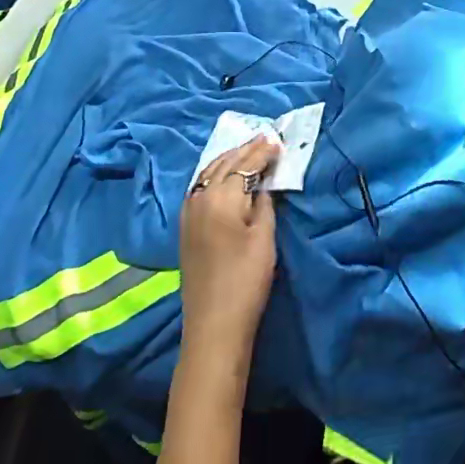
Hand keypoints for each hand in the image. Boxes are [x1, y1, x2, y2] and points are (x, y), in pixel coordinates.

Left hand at [180, 136, 280, 347]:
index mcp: (220, 197)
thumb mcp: (264, 237)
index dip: (263, 152)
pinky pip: (200, 186)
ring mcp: (188, 212)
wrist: (214, 325)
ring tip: (247, 150)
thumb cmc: (246, 280)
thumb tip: (263, 182)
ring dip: (229, 159)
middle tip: (265, 138)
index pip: (245, 164)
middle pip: (224, 164)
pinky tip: (224, 175)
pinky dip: (215, 174)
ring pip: (209, 172)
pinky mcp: (185, 226)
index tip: (279, 141)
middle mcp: (199, 198)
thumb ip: (263, 203)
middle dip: (245, 150)